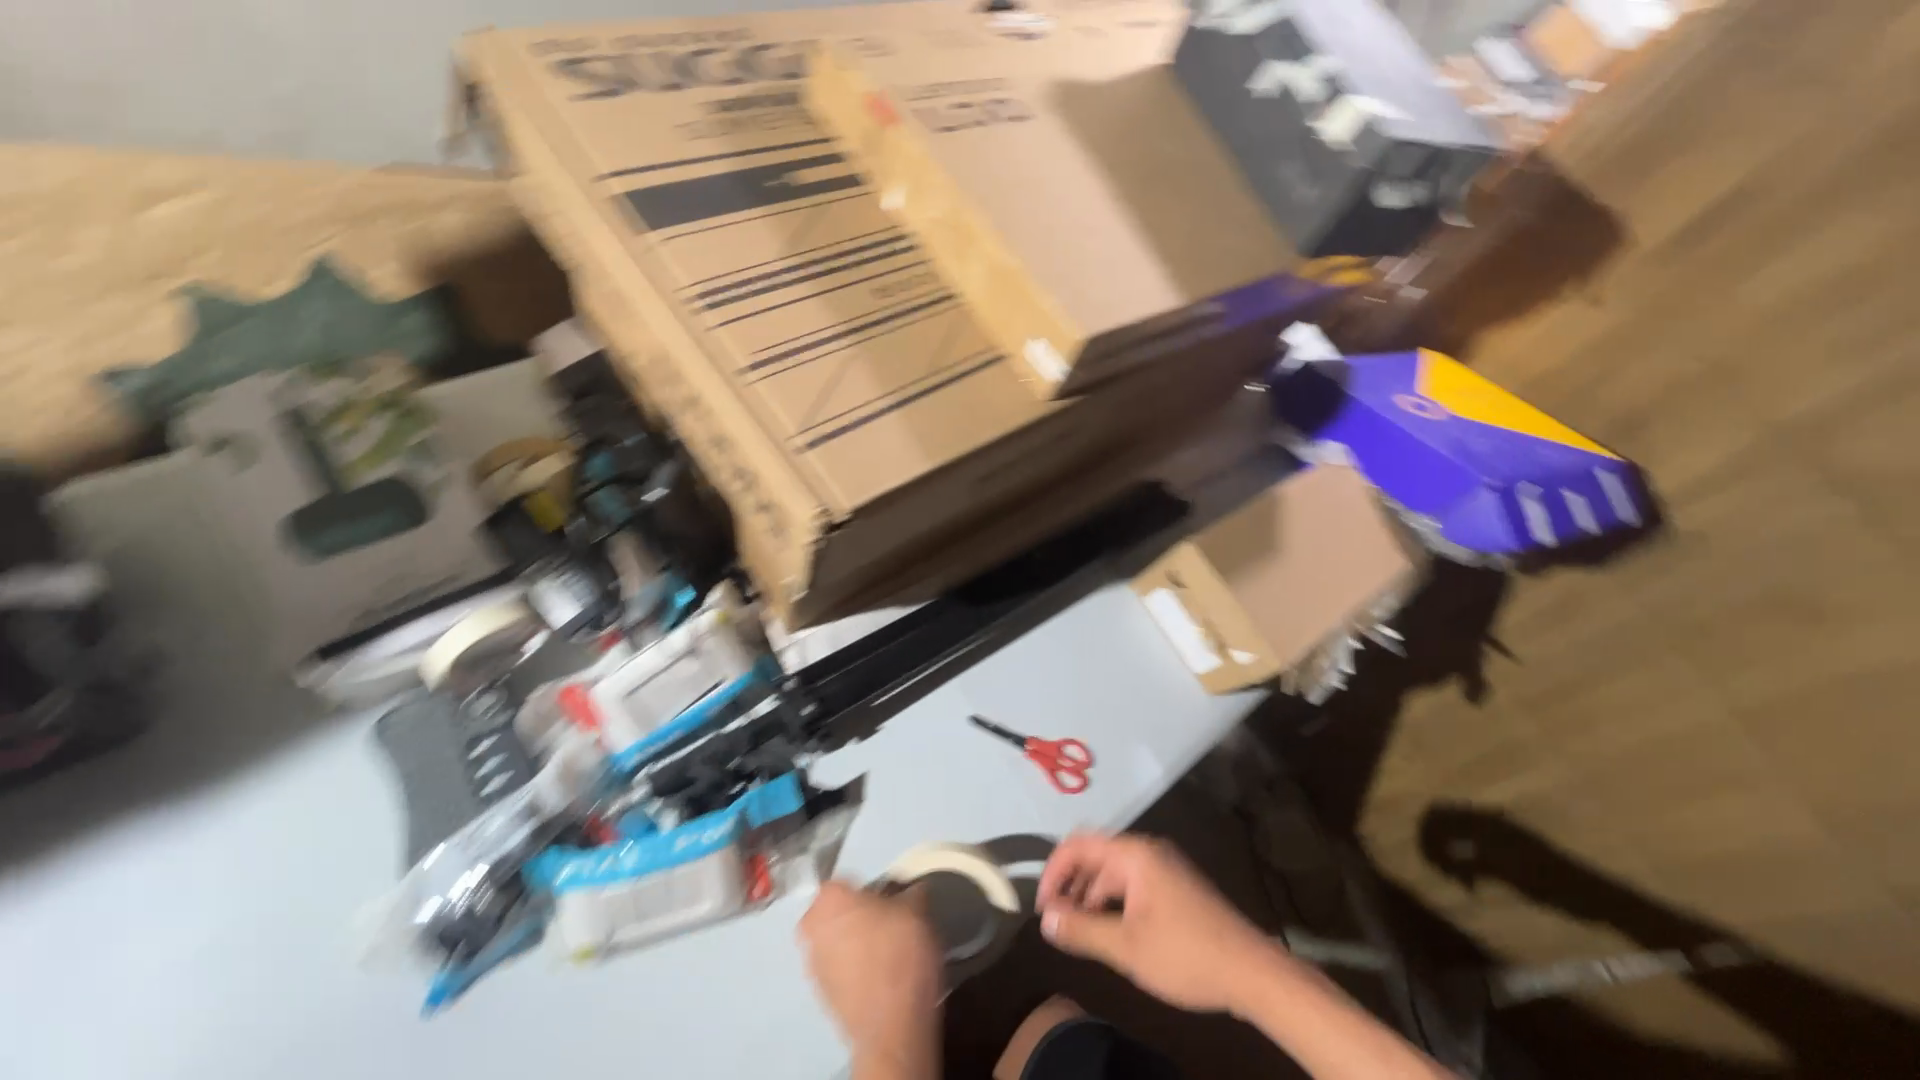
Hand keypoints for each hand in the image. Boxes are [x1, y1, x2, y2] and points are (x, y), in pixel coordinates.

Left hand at [799, 881, 942, 1075]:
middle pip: (836, 910)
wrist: (892, 1024)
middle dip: (857, 914)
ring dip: (853, 942)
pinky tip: (877, 976)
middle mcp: (811, 926)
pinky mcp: (819, 993)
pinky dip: (852, 968)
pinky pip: (837, 968)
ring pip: (834, 940)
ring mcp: (810, 962)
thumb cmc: (901, 955)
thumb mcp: (917, 911)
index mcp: (829, 897)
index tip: (890, 900)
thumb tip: (911, 890)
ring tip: (885, 953)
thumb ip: (909, 892)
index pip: (847, 880)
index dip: (871, 889)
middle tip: (887, 923)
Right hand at [1037, 831, 1291, 1015]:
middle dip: (1070, 886)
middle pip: (1095, 856)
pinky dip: (1113, 903)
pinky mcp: (1176, 889)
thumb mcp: (1125, 947)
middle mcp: (1149, 853)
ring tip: (1078, 932)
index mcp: (1135, 855)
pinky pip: (1132, 885)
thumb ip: (1081, 929)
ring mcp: (1166, 869)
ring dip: (1090, 898)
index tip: (1042, 907)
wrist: (1252, 973)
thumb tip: (1045, 919)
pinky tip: (1109, 933)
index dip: (1053, 872)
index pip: (1078, 844)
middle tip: (1056, 923)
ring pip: (1114, 873)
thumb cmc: (1186, 955)